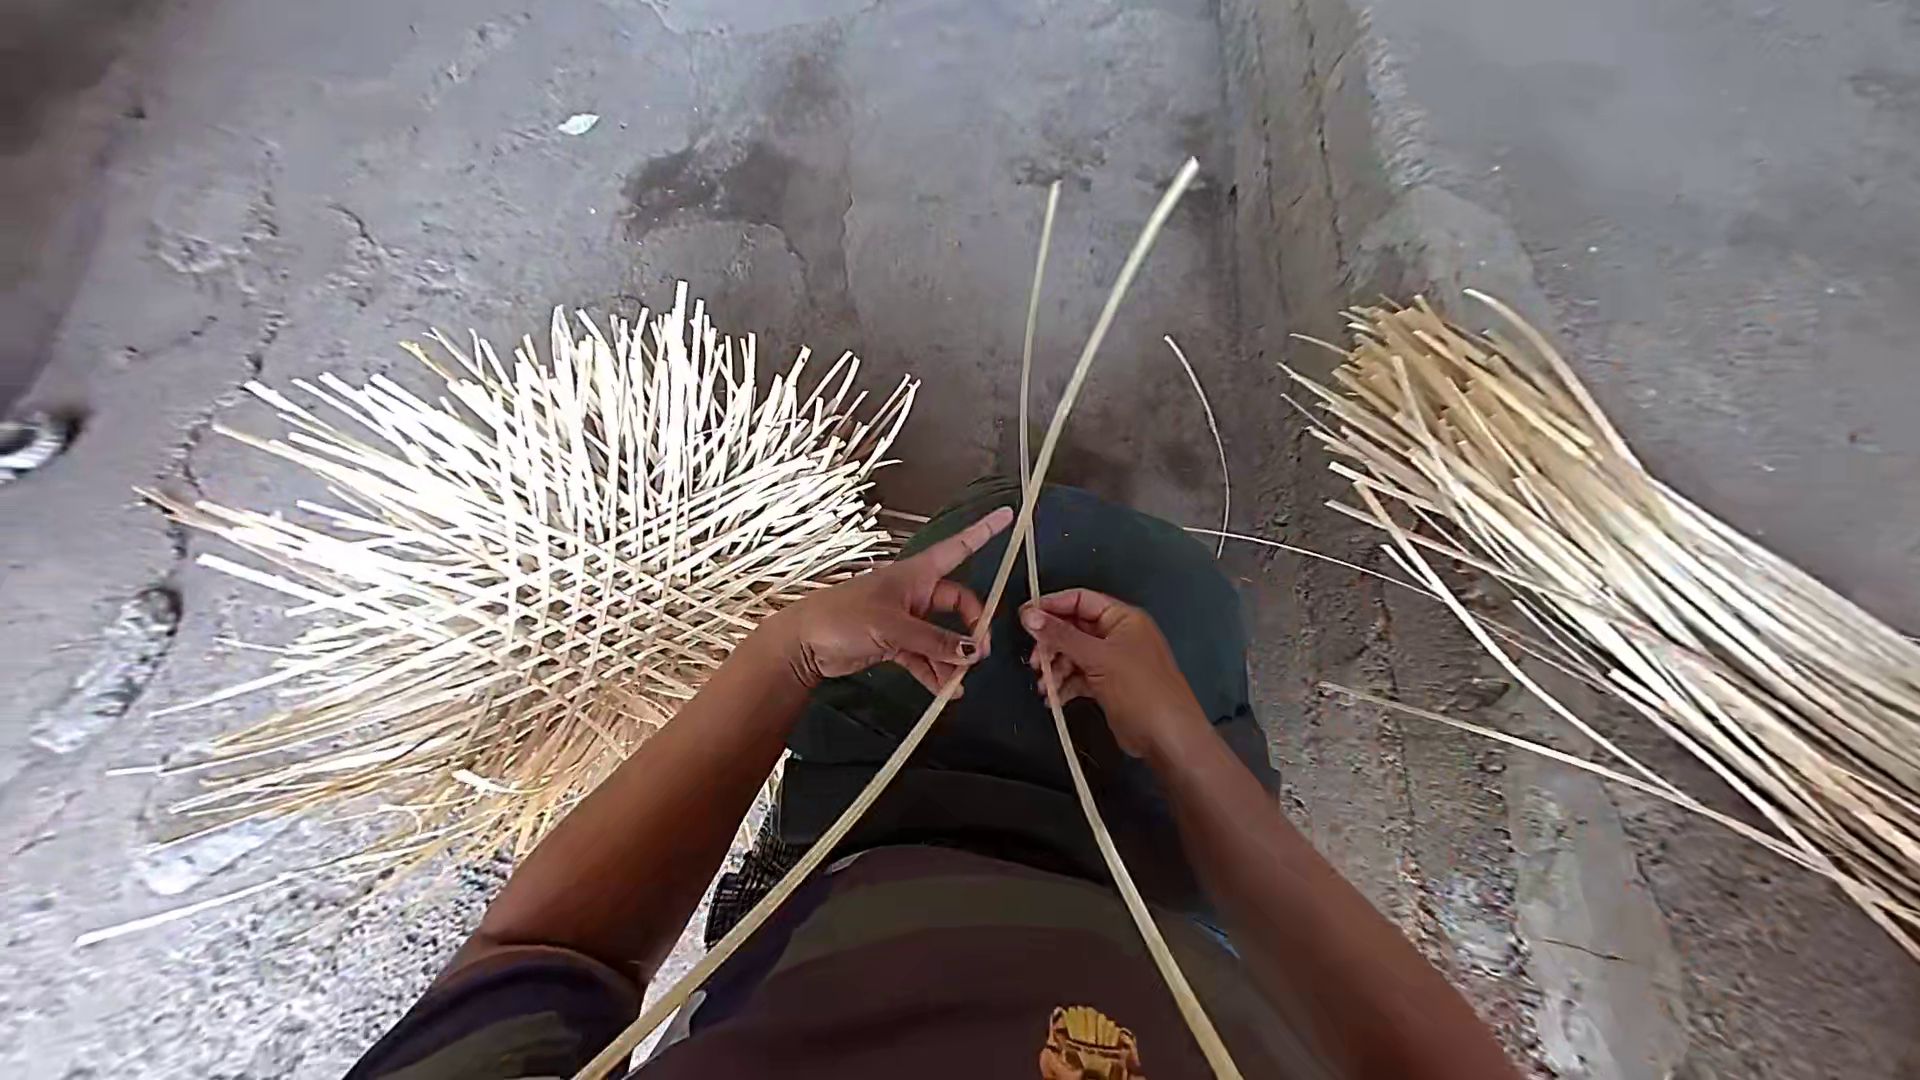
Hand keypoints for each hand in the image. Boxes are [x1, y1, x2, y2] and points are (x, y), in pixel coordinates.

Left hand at [761, 506, 1013, 694]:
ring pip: (942, 636)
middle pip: (958, 605)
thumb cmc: (846, 617)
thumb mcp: (893, 626)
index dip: (983, 532)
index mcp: (917, 574)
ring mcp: (906, 618)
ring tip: (957, 685)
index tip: (1007, 516)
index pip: (958, 547)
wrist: (804, 643)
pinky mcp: (895, 643)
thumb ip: (935, 640)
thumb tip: (974, 652)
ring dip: (952, 659)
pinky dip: (935, 672)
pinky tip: (944, 692)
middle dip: (972, 629)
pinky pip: (925, 656)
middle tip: (979, 655)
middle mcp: (916, 593)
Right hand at [1021, 588, 1209, 759]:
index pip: (1080, 600)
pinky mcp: (1107, 684)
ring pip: (1072, 654)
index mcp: (1122, 618)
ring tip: (1044, 683)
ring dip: (1055, 668)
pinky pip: (1078, 676)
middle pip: (1072, 628)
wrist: (1168, 739)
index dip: (1052, 606)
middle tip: (1036, 658)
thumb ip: (1061, 636)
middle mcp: (1117, 636)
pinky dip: (1064, 685)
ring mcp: (1112, 661)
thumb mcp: (1098, 657)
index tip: (1026, 616)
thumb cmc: (1146, 692)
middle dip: (1051, 644)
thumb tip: (1032, 616)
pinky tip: (1054, 697)